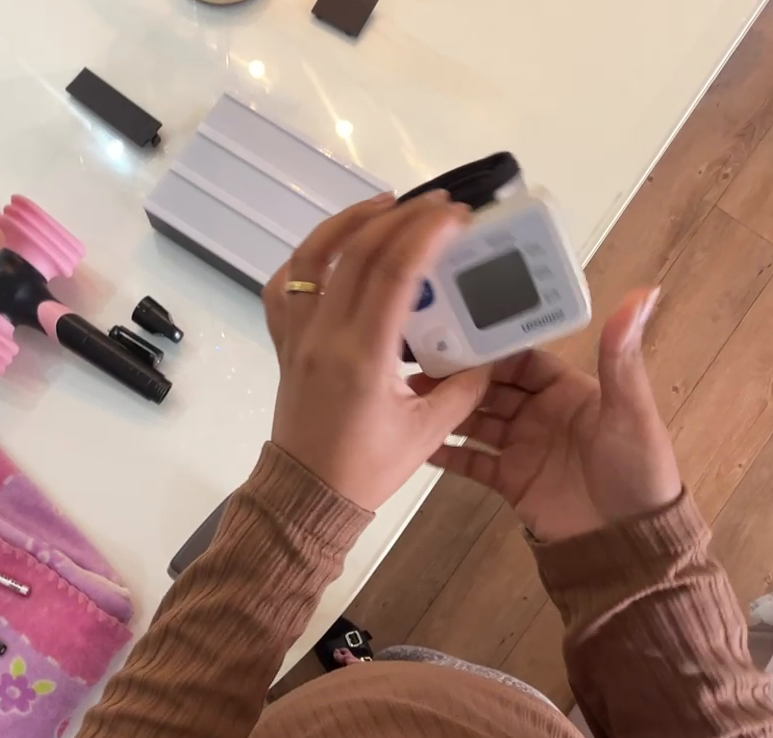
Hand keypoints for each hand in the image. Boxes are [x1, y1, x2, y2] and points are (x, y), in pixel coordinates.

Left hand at [263, 193, 492, 510]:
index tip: (455, 215)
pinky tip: (332, 253)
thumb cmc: (366, 469)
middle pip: (358, 254)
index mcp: (363, 357)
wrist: (309, 495)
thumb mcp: (428, 431)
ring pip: (311, 259)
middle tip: (434, 207)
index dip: (427, 234)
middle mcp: (324, 337)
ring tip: (383, 208)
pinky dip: (306, 261)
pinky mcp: (285, 346)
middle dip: (401, 219)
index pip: (395, 272)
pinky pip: (283, 290)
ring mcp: (297, 338)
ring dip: (347, 223)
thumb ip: (465, 385)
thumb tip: (489, 350)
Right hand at [421, 288, 680, 542]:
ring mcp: (522, 448)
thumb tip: (641, 295)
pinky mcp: (509, 480)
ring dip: (448, 412)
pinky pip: (472, 462)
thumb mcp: (630, 411)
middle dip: (460, 381)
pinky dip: (448, 454)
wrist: (625, 541)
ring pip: (476, 422)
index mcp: (568, 391)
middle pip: (492, 390)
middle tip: (421, 371)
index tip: (459, 340)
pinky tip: (421, 444)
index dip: (492, 351)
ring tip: (414, 402)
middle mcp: (541, 415)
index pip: (522, 361)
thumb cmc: (637, 471)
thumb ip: (620, 357)